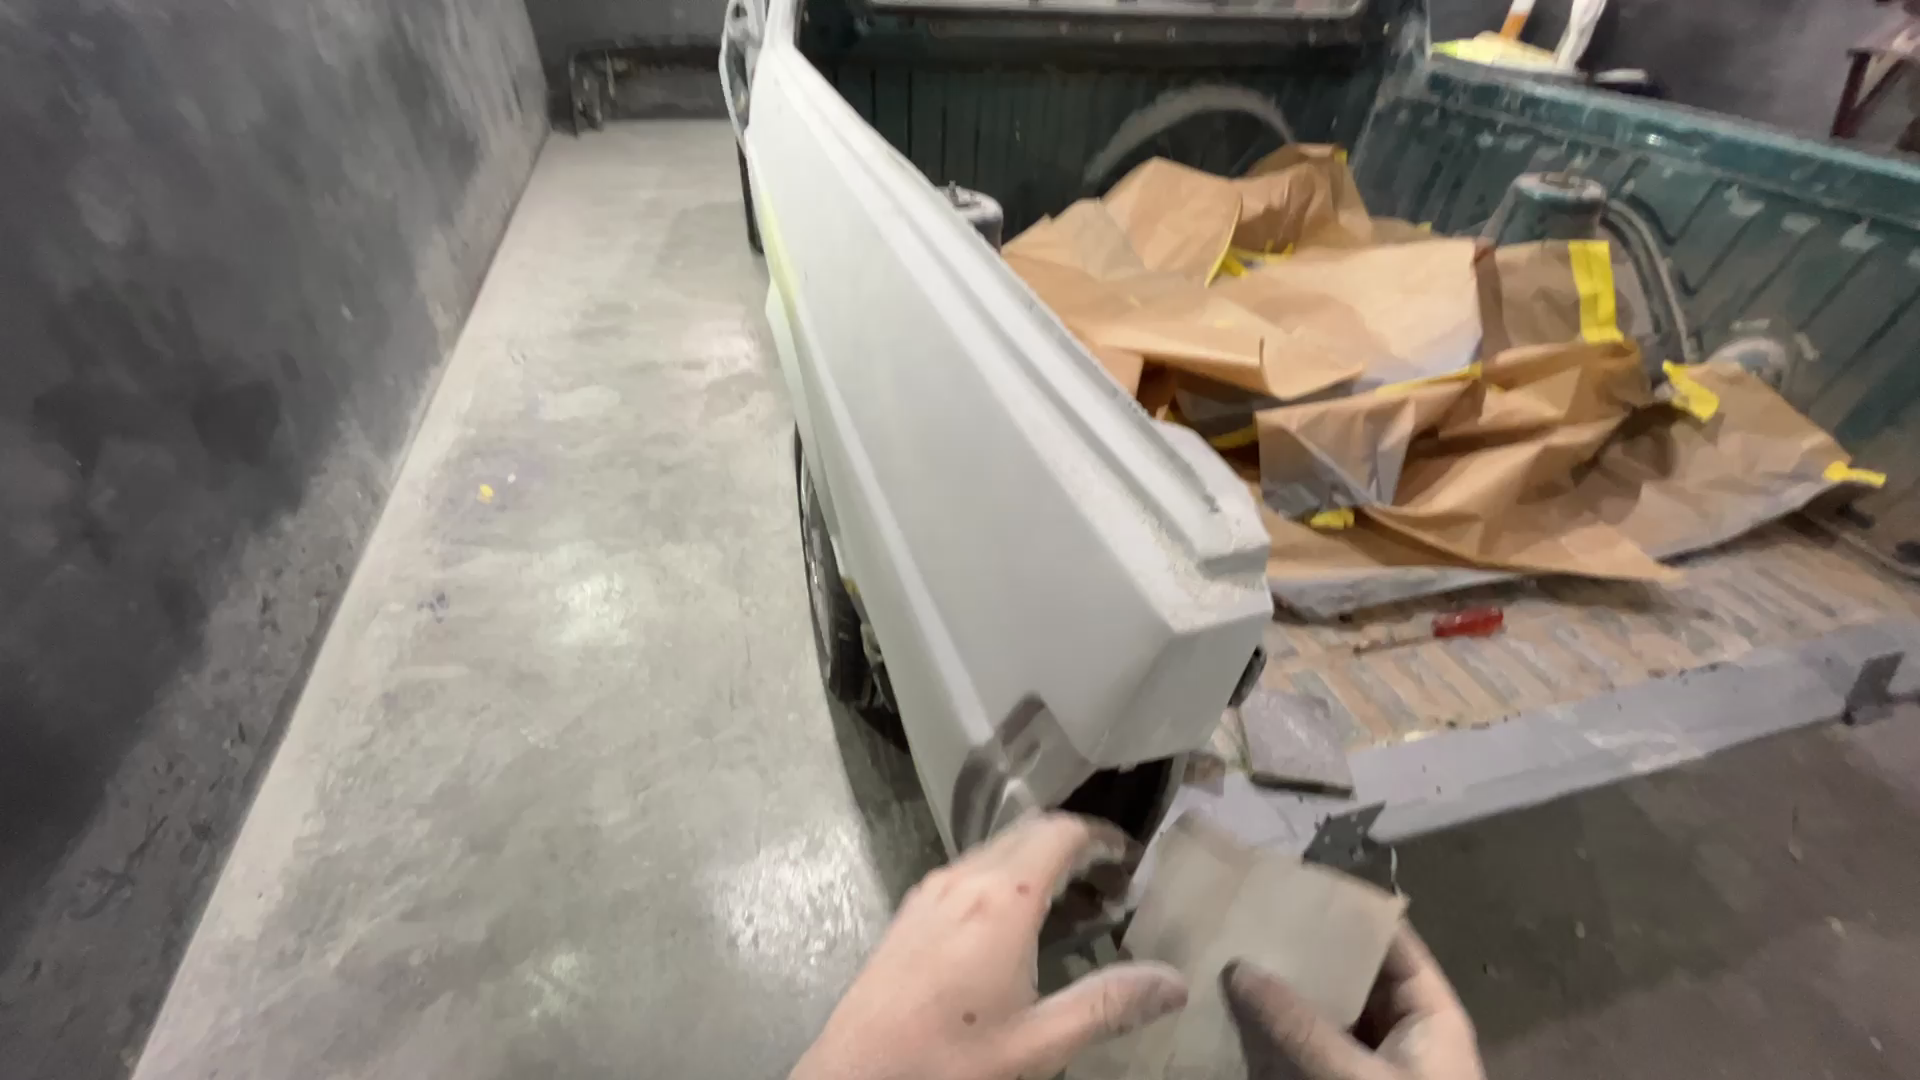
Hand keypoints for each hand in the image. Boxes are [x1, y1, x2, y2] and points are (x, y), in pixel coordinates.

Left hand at [792, 812, 1188, 1079]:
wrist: (856, 1073)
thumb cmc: (951, 1060)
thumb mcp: (1038, 1045)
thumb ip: (1108, 1005)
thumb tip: (1174, 981)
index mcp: (1004, 898)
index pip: (1062, 833)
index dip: (1102, 837)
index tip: (1132, 860)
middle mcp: (968, 876)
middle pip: (1033, 831)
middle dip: (1077, 846)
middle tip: (1112, 887)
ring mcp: (936, 886)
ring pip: (1001, 847)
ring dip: (1042, 860)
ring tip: (1075, 906)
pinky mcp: (916, 904)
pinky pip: (974, 868)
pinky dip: (1009, 874)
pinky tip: (1018, 922)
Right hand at [1222, 923, 1484, 1079]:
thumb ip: (1300, 1026)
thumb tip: (1239, 966)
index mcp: (1430, 1014)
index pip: (1389, 938)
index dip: (1345, 906)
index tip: (1289, 878)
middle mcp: (1401, 1028)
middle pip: (1351, 967)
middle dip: (1300, 943)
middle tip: (1244, 911)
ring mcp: (1370, 1059)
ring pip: (1325, 1004)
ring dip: (1284, 983)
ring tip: (1231, 947)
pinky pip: (1307, 1040)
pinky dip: (1278, 1023)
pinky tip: (1237, 1002)